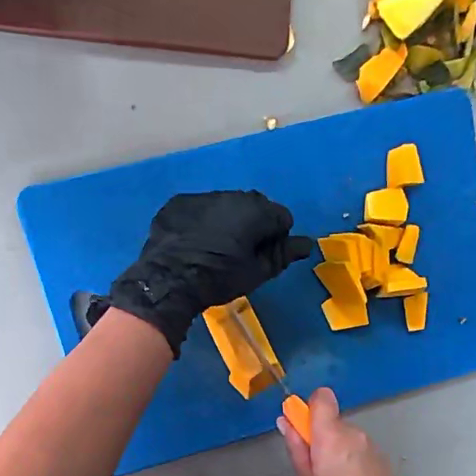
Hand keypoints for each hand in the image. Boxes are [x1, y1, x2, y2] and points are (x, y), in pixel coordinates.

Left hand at [91, 191, 313, 355]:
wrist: (168, 280)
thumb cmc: (219, 278)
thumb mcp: (256, 272)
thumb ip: (283, 255)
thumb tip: (307, 244)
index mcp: (256, 209)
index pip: (281, 218)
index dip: (276, 239)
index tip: (263, 257)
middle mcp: (231, 195)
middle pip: (253, 207)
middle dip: (252, 226)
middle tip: (239, 254)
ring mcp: (202, 196)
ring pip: (224, 206)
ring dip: (226, 221)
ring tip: (213, 249)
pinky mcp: (178, 203)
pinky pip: (198, 210)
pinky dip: (200, 222)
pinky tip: (192, 243)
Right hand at [277, 388, 414, 475]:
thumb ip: (296, 446)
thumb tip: (285, 421)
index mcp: (331, 435)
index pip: (322, 396)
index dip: (309, 407)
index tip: (302, 429)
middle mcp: (353, 432)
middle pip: (331, 419)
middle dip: (320, 435)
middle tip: (315, 466)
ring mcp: (370, 442)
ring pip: (344, 434)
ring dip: (336, 448)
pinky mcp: (380, 454)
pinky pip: (357, 446)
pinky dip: (350, 457)